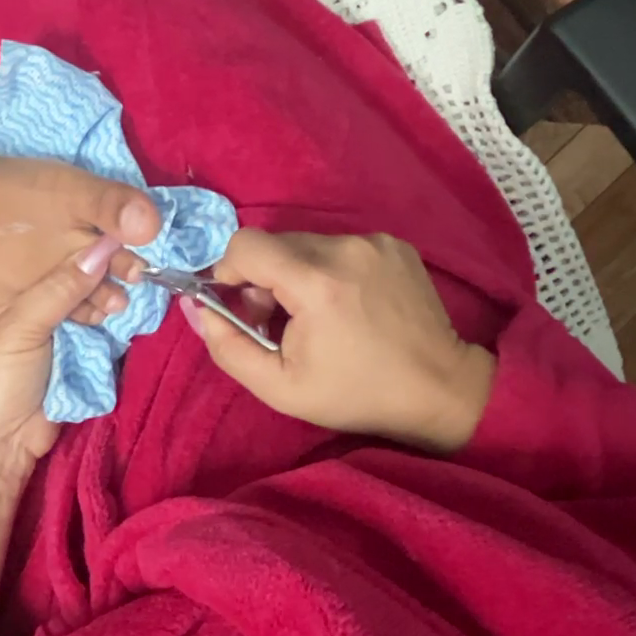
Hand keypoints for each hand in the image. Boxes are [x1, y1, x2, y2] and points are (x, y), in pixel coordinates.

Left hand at [0, 235, 119, 495]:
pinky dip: (115, 322)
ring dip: (112, 297)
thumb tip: (102, 248)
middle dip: (104, 271)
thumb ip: (60, 288)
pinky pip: (100, 329)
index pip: (46, 255)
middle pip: (74, 277)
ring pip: (90, 302)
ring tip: (132, 293)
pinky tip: (132, 311)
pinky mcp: (76, 355)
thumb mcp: (21, 328)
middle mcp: (30, 304)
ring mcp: (55, 330)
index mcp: (3, 290)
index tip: (118, 234)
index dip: (80, 244)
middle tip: (135, 267)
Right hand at [184, 230, 495, 452]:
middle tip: (279, 322)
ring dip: (296, 273)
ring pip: (306, 244)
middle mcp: (345, 248)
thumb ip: (226, 345)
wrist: (439, 389)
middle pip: (275, 243)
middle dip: (263, 277)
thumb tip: (196, 306)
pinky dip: (329, 270)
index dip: (229, 271)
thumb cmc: (354, 393)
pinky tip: (349, 305)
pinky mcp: (394, 244)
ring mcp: (374, 242)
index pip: (245, 244)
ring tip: (318, 316)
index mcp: (316, 283)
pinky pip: (339, 246)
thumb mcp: (278, 386)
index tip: (241, 305)